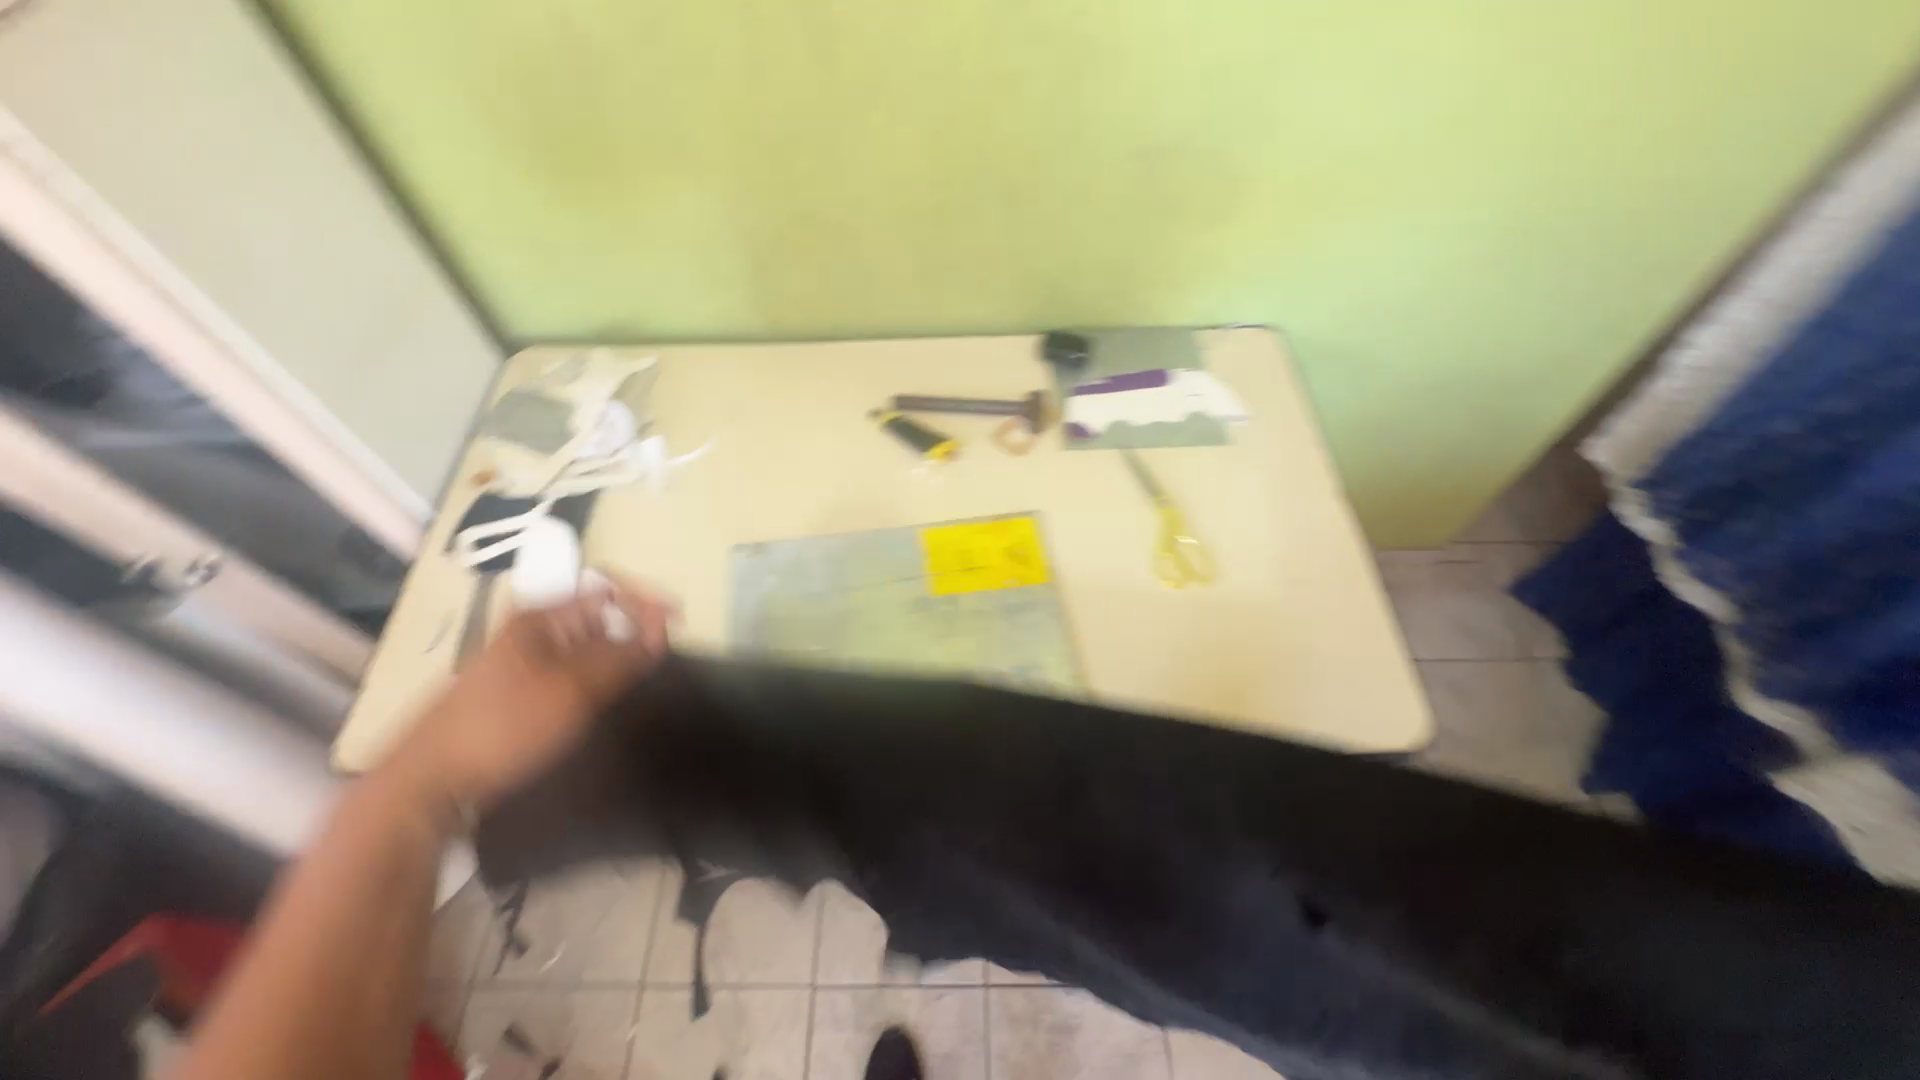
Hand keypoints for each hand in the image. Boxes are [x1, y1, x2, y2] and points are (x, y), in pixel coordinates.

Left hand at [381, 575, 676, 816]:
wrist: (430, 782)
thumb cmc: (502, 726)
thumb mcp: (570, 690)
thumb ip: (620, 657)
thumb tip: (658, 632)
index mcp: (542, 617)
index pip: (606, 587)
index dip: (644, 599)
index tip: (677, 625)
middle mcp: (536, 632)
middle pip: (600, 616)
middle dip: (636, 631)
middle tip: (663, 659)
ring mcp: (529, 663)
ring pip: (590, 649)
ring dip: (620, 660)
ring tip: (644, 682)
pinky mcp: (526, 694)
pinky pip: (576, 675)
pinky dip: (600, 682)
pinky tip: (612, 703)